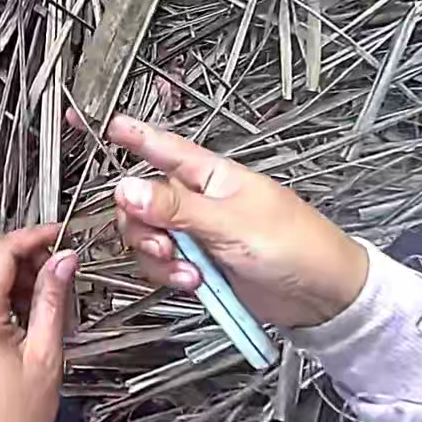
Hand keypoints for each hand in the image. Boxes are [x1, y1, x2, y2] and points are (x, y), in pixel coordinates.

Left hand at [0, 225, 80, 421]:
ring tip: (43, 290)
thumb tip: (63, 259)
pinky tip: (26, 305)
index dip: (31, 237)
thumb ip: (52, 298)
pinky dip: (1, 285)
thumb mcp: (46, 353)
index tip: (56, 235)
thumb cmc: (16, 416)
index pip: (0, 253)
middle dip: (21, 249)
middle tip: (52, 262)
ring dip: (12, 267)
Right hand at [81, 113, 367, 329]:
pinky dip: (170, 275)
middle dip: (142, 224)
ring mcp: (196, 232)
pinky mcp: (198, 261)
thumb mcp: (230, 223)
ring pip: (147, 235)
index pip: (160, 146)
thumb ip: (176, 208)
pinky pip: (162, 263)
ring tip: (186, 268)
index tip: (100, 124)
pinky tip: (194, 281)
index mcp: (210, 175)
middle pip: (141, 201)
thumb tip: (128, 188)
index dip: (130, 133)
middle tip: (163, 242)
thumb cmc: (296, 244)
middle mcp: (197, 200)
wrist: (321, 297)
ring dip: (158, 256)